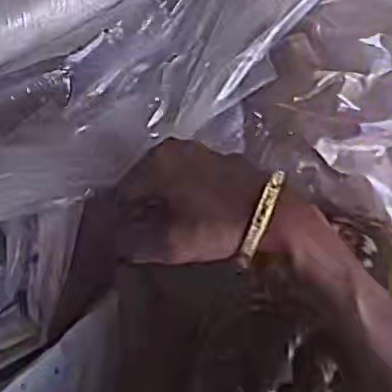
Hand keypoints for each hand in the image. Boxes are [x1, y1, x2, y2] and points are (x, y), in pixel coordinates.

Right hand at [116, 139, 324, 265]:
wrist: (274, 216)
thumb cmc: (217, 227)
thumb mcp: (170, 244)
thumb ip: (134, 242)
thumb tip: (118, 239)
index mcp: (156, 161)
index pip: (122, 192)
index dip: (122, 220)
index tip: (129, 242)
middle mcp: (174, 146)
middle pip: (144, 181)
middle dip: (142, 209)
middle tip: (149, 237)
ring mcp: (199, 149)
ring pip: (168, 178)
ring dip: (165, 201)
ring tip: (172, 229)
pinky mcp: (221, 158)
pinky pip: (191, 176)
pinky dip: (187, 193)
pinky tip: (196, 215)